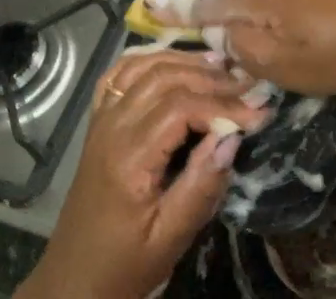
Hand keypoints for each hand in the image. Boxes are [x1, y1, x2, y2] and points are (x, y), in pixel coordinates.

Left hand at [17, 50, 266, 298]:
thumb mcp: (171, 237)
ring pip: (144, 67)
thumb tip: (232, 137)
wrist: (75, 277)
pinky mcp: (98, 121)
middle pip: (164, 78)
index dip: (223, 105)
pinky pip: (120, 73)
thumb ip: (201, 187)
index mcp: (129, 157)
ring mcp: (101, 119)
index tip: (259, 112)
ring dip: (184, 61)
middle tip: (249, 85)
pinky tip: (174, 61)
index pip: (181, 107)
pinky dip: (149, 58)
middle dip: (211, 78)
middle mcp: (112, 127)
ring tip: (222, 66)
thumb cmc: (126, 262)